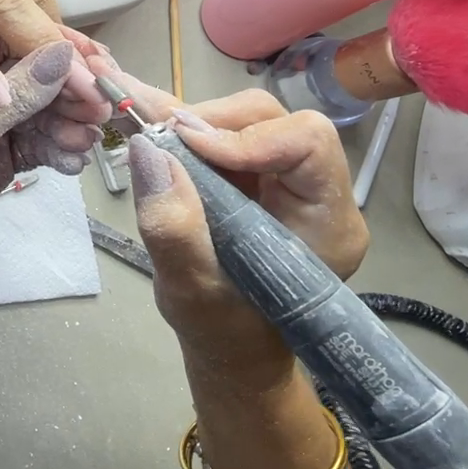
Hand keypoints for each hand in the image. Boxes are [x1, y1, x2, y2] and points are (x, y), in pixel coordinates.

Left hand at [0, 41, 75, 279]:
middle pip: (27, 79)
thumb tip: (63, 51)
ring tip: (85, 140)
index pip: (3, 42)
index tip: (92, 59)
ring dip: (64, 125)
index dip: (49, 49)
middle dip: (65, 93)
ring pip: (36, 114)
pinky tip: (72, 160)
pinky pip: (33, 145)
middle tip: (99, 108)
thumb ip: (17, 93)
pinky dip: (54, 151)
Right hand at [119, 76, 367, 380]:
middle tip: (156, 141)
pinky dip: (177, 129)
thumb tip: (147, 151)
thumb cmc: (224, 333)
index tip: (186, 149)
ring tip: (145, 139)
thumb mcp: (191, 292)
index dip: (245, 137)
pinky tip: (140, 124)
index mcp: (326, 222)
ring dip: (189, 124)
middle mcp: (313, 190)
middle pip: (272, 119)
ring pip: (244, 119)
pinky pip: (219, 134)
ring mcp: (281, 180)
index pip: (307, 142)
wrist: (232, 349)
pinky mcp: (250, 175)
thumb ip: (174, 229)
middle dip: (210, 122)